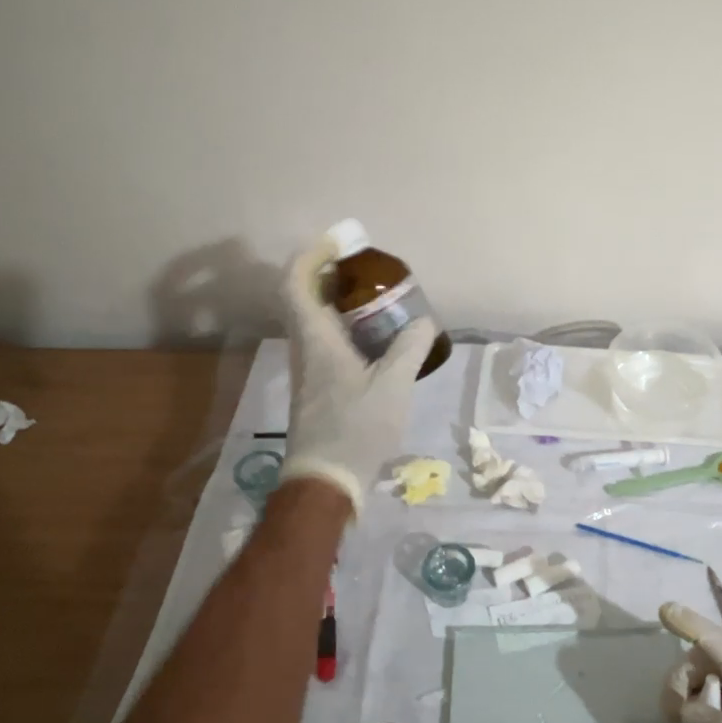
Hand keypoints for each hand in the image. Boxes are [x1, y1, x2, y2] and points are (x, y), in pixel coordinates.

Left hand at [276, 236, 435, 515]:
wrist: (326, 480)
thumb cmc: (355, 428)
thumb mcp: (393, 385)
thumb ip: (410, 348)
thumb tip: (425, 321)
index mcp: (316, 340)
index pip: (296, 283)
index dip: (312, 255)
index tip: (340, 242)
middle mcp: (306, 348)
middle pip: (304, 297)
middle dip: (329, 273)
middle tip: (365, 266)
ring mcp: (309, 370)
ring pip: (315, 321)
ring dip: (338, 301)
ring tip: (376, 296)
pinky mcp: (318, 388)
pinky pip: (326, 341)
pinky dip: (345, 327)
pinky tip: (375, 338)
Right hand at [660, 603, 721, 722]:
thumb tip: (690, 704)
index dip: (695, 627)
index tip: (665, 611)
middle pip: (711, 657)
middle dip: (683, 674)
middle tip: (670, 714)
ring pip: (706, 670)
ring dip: (685, 687)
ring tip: (677, 721)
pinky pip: (710, 687)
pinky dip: (691, 696)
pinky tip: (686, 720)